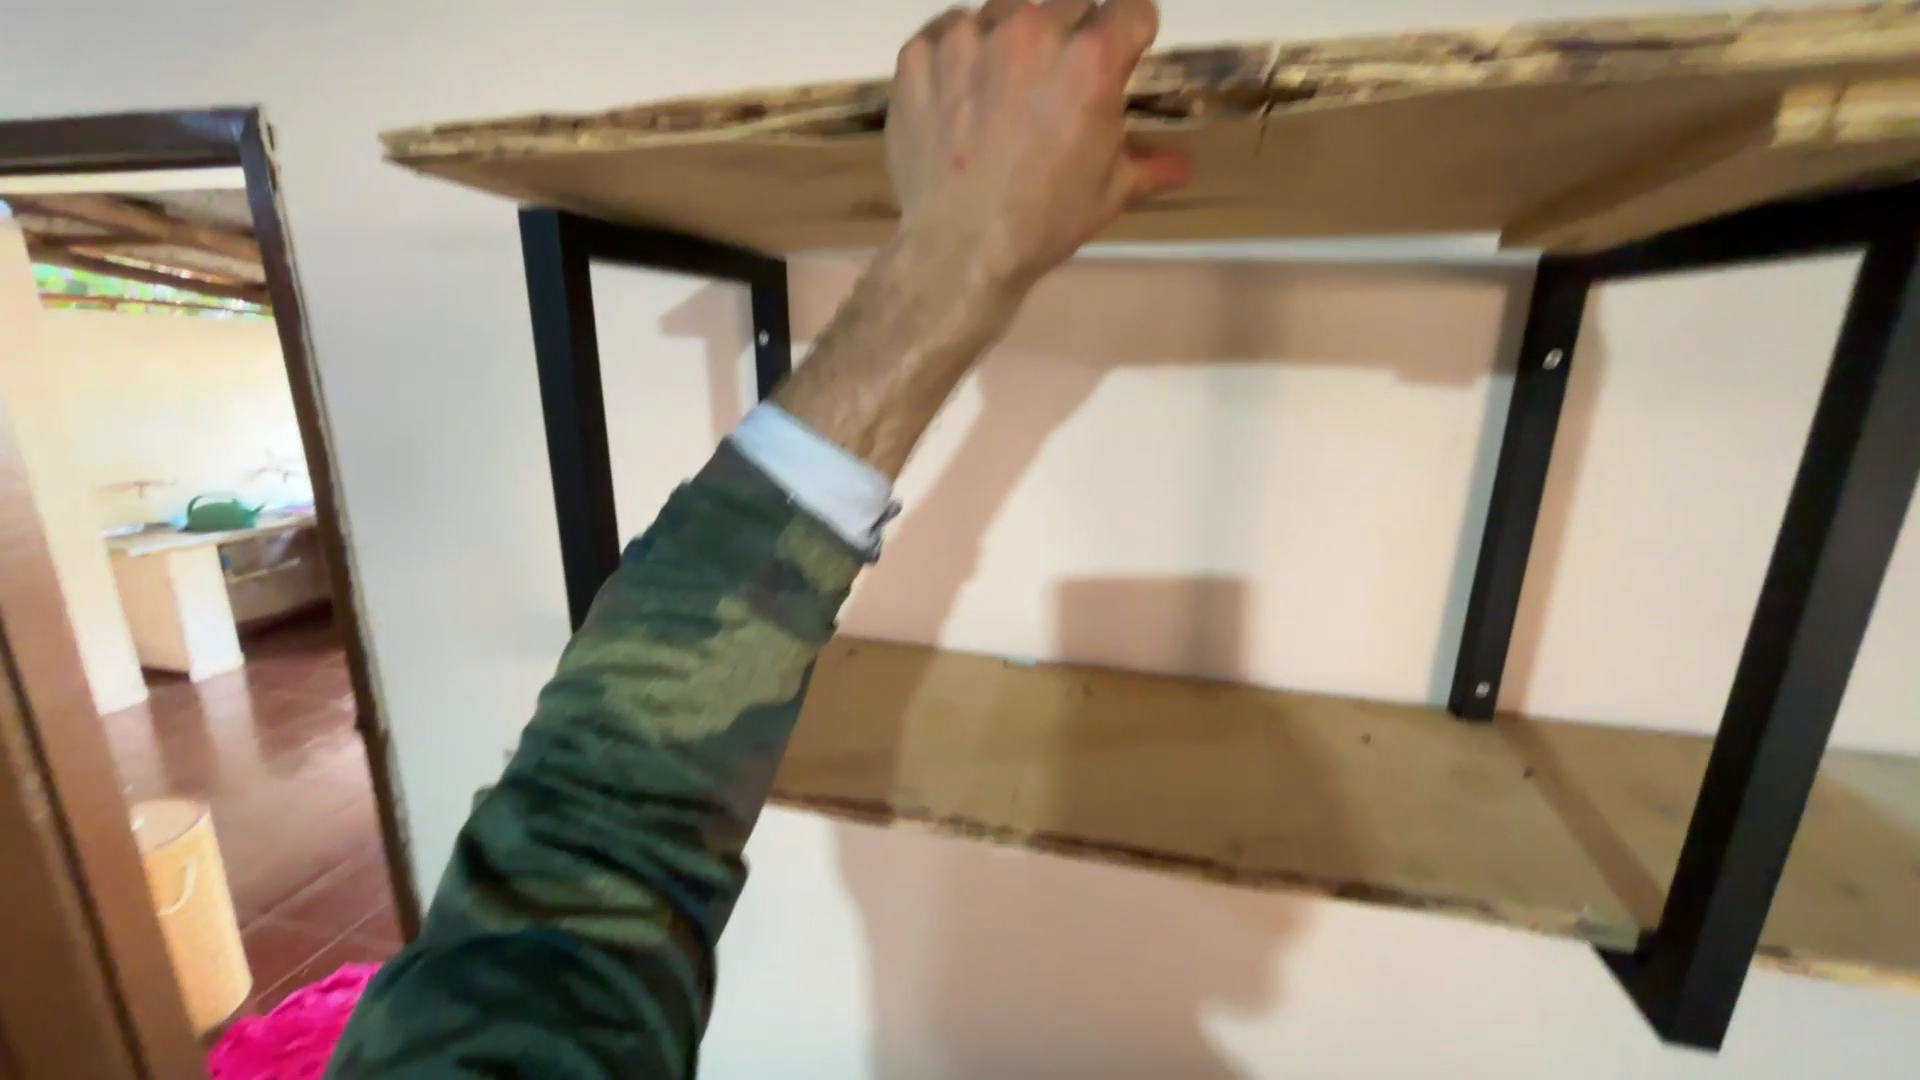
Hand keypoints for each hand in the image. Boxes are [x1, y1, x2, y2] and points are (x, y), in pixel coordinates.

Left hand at [886, 0, 1190, 302]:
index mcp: (1090, 60)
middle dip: (1070, 41)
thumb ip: (1147, 165)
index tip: (1118, 63)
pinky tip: (958, 102)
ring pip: (1004, 12)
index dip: (1129, 40)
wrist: (958, 254)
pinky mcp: (919, 54)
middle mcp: (1032, 29)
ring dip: (1011, 42)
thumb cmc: (1041, 227)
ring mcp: (969, 37)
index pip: (1132, 10)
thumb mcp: (1106, 195)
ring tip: (1000, 97)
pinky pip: (946, 33)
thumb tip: (1185, 166)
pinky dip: (956, 59)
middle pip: (1067, 5)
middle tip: (1052, 95)